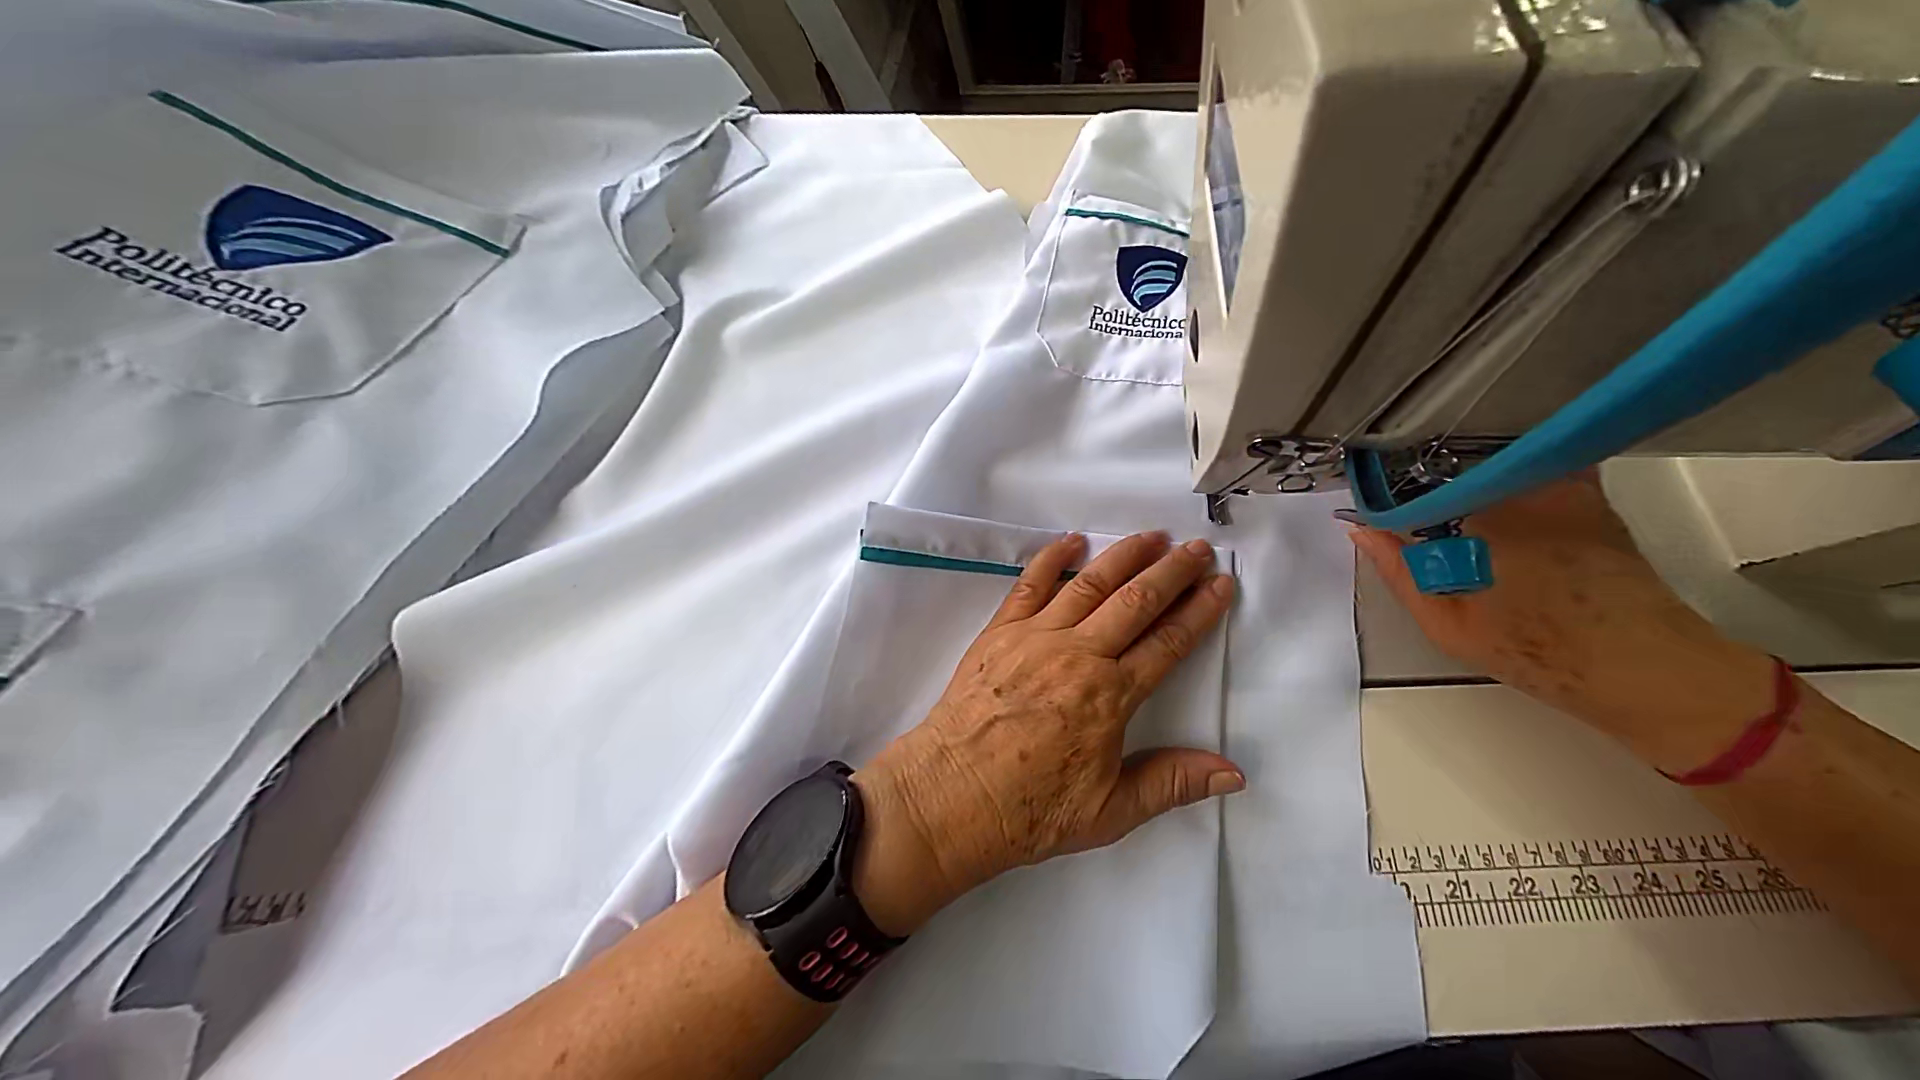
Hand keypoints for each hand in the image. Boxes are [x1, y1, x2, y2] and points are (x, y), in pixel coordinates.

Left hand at [851, 531, 1240, 934]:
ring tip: (1152, 537)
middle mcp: (1078, 656)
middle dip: (1172, 572)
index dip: (1199, 611)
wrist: (952, 795)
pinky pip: (1029, 585)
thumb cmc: (1031, 809)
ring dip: (1124, 556)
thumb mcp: (1110, 812)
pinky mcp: (1000, 632)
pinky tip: (1073, 541)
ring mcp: (1036, 638)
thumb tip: (1234, 772)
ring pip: (1090, 584)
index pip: (1168, 643)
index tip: (1220, 585)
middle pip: (1136, 602)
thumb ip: (1172, 783)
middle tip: (1196, 549)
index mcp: (1111, 697)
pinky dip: (1052, 558)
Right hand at [1352, 472, 1776, 771]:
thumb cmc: (1538, 650)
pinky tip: (1490, 504)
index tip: (1372, 500)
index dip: (1388, 485)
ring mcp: (1565, 484)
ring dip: (1463, 474)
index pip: (1418, 478)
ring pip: (1493, 461)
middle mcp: (1529, 485)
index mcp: (1488, 513)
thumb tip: (1359, 528)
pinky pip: (1529, 468)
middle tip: (1400, 498)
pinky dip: (1504, 477)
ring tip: (1439, 501)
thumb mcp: (1446, 621)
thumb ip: (1397, 571)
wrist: (1648, 668)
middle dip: (1424, 474)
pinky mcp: (1590, 493)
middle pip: (1456, 459)